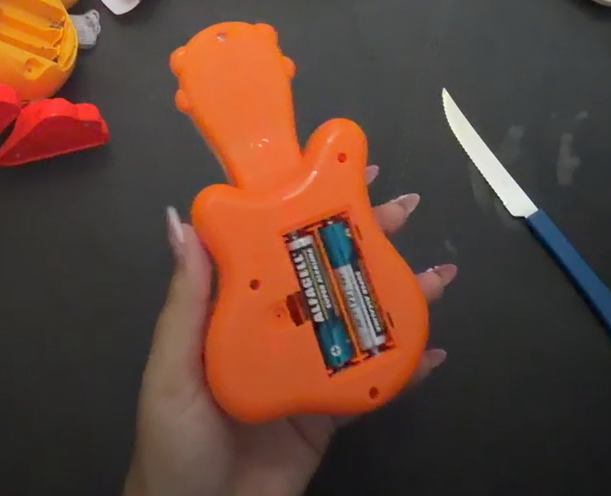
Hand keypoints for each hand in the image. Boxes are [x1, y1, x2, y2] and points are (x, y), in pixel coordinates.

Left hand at [125, 166, 457, 495]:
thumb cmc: (175, 440)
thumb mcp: (171, 365)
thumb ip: (187, 298)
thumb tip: (183, 218)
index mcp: (238, 305)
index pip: (275, 238)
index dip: (307, 202)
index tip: (340, 171)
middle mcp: (278, 323)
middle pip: (328, 267)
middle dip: (367, 234)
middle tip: (405, 208)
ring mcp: (308, 365)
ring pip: (360, 315)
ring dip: (400, 292)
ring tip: (439, 275)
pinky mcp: (330, 411)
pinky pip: (373, 382)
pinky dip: (406, 366)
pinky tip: (435, 352)